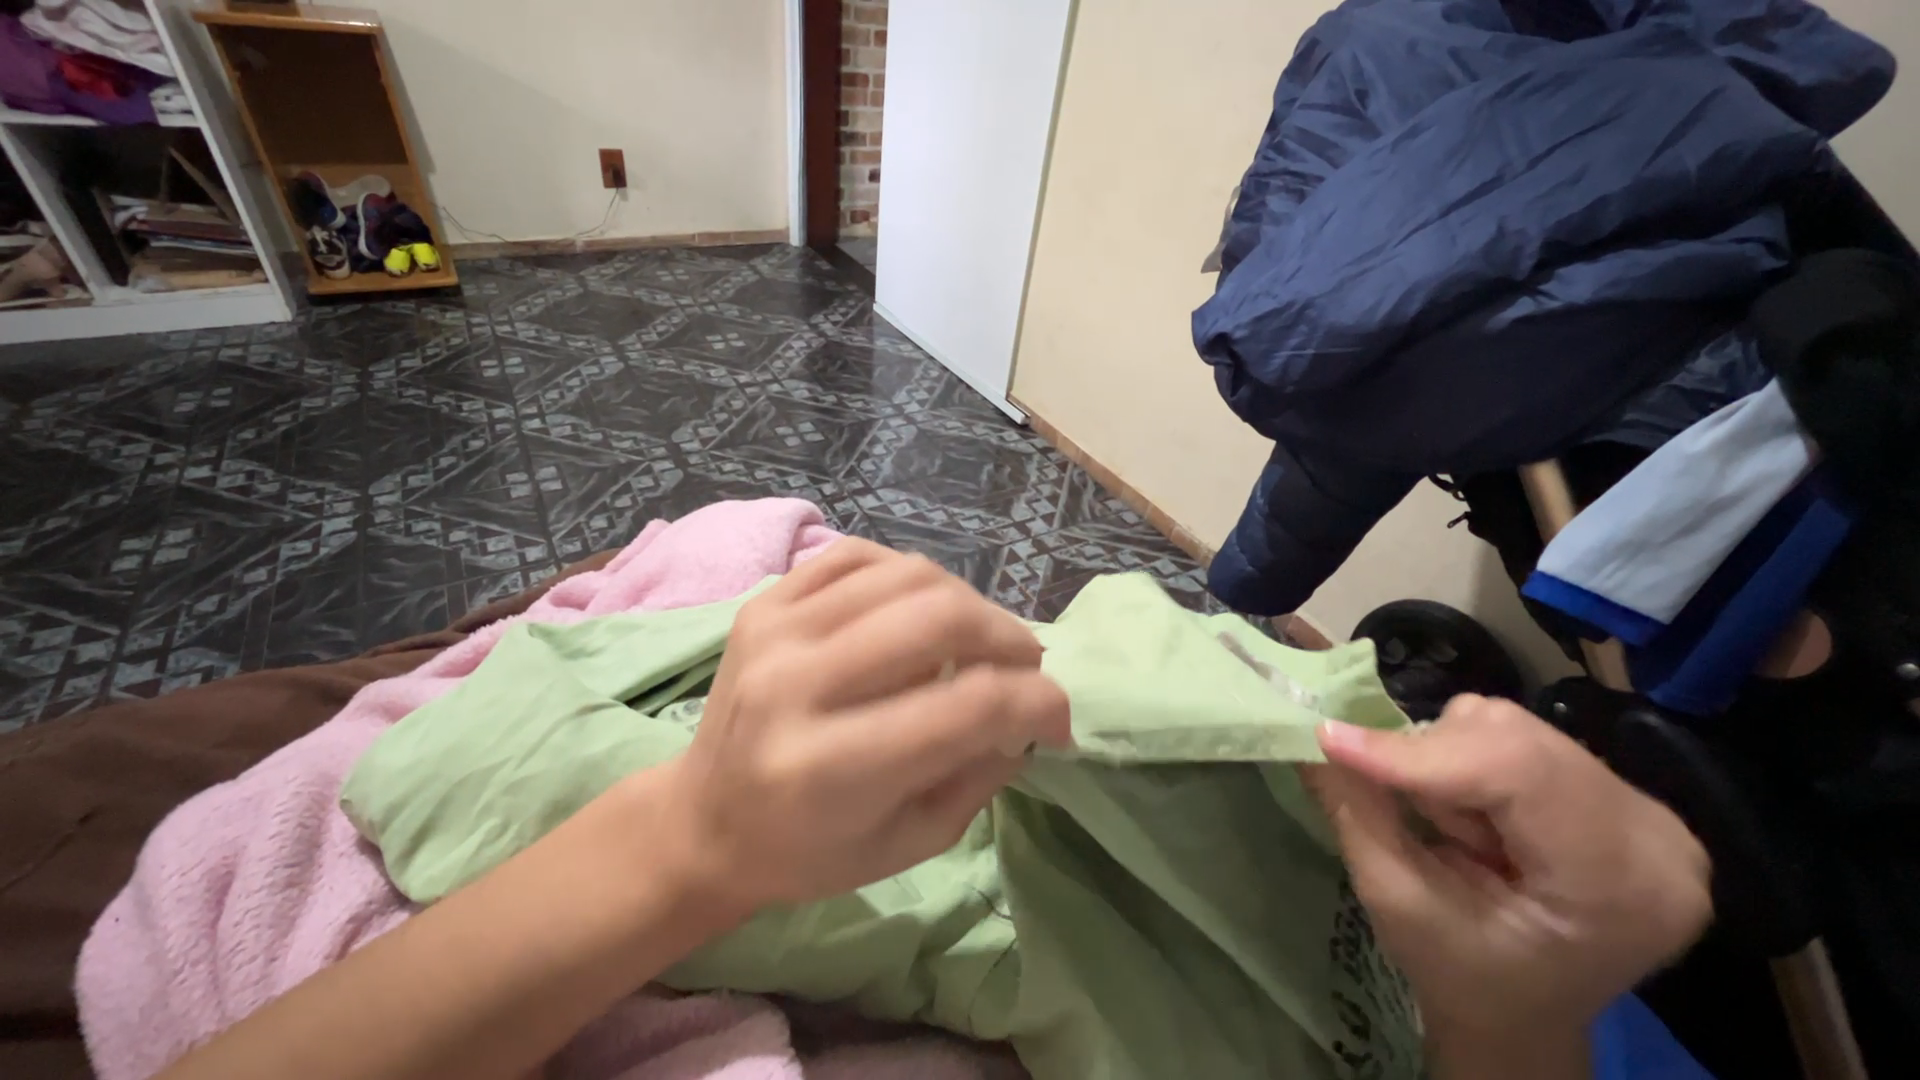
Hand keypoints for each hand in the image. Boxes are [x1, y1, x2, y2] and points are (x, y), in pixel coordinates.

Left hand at [642, 538, 1070, 915]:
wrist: (704, 820)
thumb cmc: (810, 851)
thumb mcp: (910, 843)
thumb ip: (981, 772)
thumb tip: (1033, 707)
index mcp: (832, 768)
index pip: (968, 705)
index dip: (1037, 703)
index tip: (1057, 720)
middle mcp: (798, 686)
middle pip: (940, 619)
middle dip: (1009, 638)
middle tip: (1026, 666)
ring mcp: (774, 630)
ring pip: (909, 574)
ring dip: (968, 602)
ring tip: (979, 638)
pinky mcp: (764, 602)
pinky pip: (859, 554)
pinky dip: (910, 574)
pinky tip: (921, 607)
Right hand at [1307, 695, 1711, 1042]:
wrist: (1521, 1016)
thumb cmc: (1461, 976)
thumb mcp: (1397, 901)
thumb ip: (1356, 810)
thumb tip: (1308, 731)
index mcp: (1620, 885)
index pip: (1517, 772)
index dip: (1417, 750)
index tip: (1331, 739)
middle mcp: (1657, 836)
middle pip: (1515, 738)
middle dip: (1434, 759)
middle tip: (1417, 818)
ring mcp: (1652, 814)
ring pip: (1512, 727)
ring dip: (1452, 761)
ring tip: (1457, 831)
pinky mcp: (1626, 798)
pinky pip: (1522, 737)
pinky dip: (1472, 761)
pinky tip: (1485, 820)